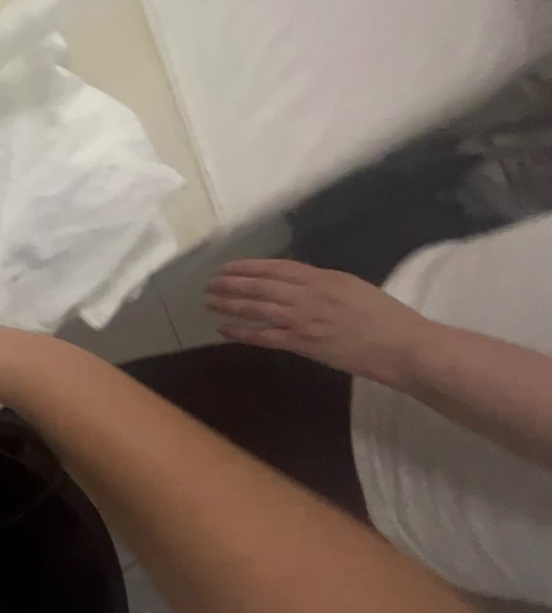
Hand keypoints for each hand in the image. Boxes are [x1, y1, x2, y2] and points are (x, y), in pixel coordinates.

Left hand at [207, 259, 434, 383]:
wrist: (403, 346)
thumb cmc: (384, 317)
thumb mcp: (354, 289)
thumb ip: (322, 284)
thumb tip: (291, 282)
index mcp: (327, 279)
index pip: (279, 268)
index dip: (249, 267)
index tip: (228, 267)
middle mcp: (311, 296)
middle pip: (261, 286)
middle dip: (231, 283)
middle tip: (210, 283)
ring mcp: (302, 319)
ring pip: (255, 308)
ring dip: (229, 304)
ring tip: (209, 301)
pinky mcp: (299, 342)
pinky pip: (260, 336)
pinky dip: (238, 332)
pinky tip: (222, 329)